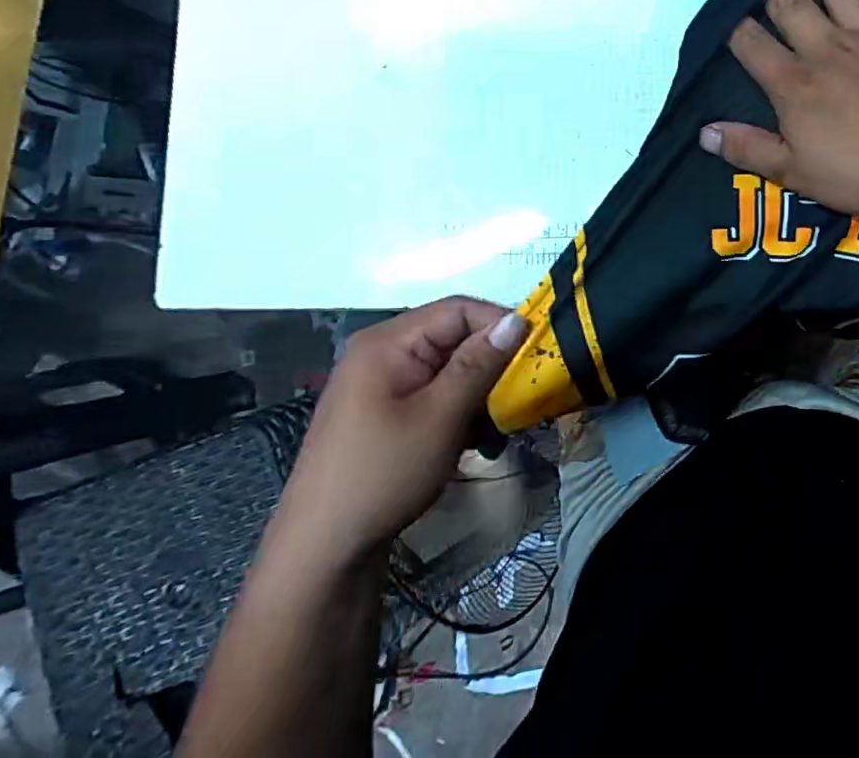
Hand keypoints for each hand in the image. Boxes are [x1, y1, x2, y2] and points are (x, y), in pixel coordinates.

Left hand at [263, 297, 526, 569]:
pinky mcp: (384, 410)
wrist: (323, 549)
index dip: (500, 324)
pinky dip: (460, 408)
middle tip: (519, 396)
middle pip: (454, 336)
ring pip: (449, 367)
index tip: (535, 355)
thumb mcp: (441, 416)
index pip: (459, 309)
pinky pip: (434, 391)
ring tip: (496, 426)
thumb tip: (517, 318)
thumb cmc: (384, 473)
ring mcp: (381, 382)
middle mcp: (382, 352)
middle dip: (492, 363)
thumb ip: (479, 363)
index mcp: (387, 342)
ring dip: (480, 390)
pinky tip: (472, 439)